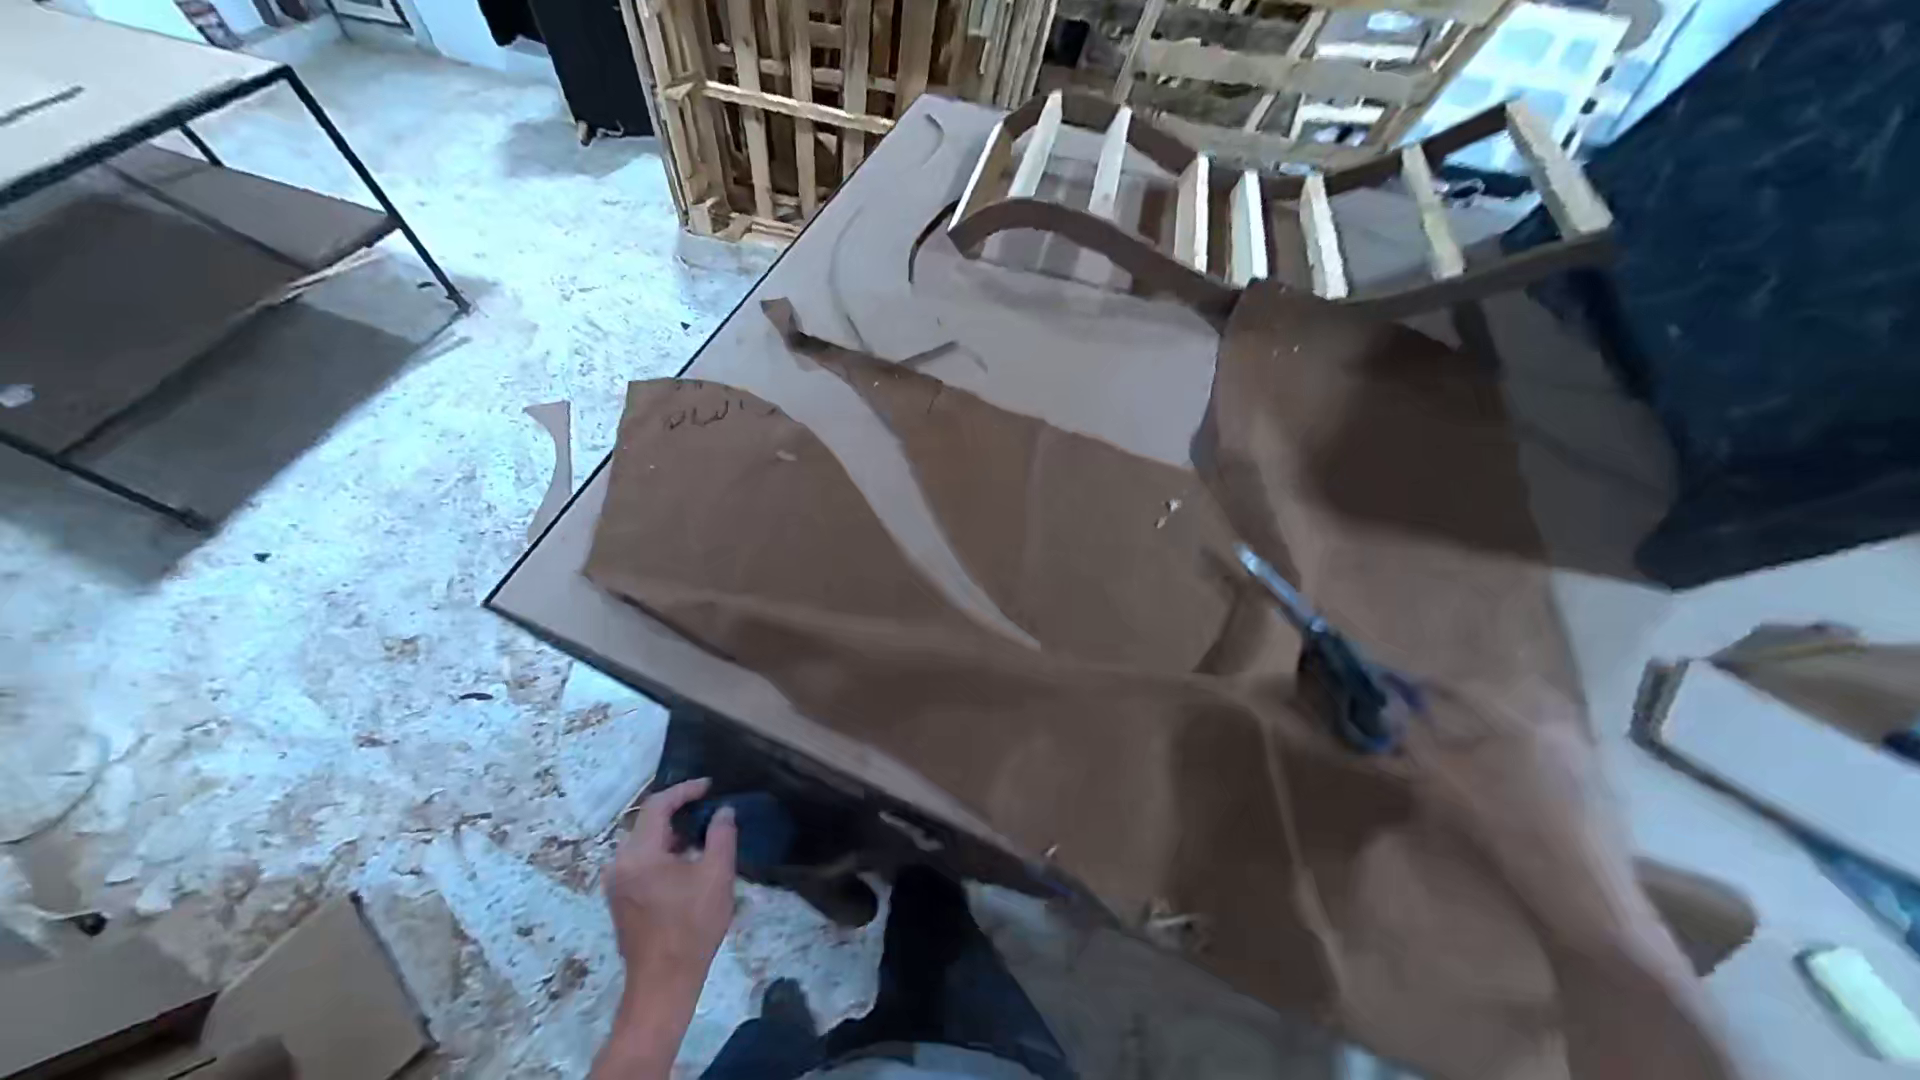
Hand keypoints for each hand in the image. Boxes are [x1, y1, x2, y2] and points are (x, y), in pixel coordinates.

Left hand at [609, 778, 738, 985]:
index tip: (710, 786)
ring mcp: (616, 884)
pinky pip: (642, 861)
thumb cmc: (692, 926)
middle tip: (711, 810)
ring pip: (646, 843)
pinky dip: (665, 853)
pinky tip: (689, 862)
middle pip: (649, 823)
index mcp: (639, 854)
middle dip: (681, 812)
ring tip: (706, 835)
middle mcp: (620, 864)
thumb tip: (723, 812)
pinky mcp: (621, 900)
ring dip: (675, 834)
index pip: (658, 806)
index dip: (685, 791)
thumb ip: (721, 836)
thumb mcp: (716, 875)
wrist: (663, 983)